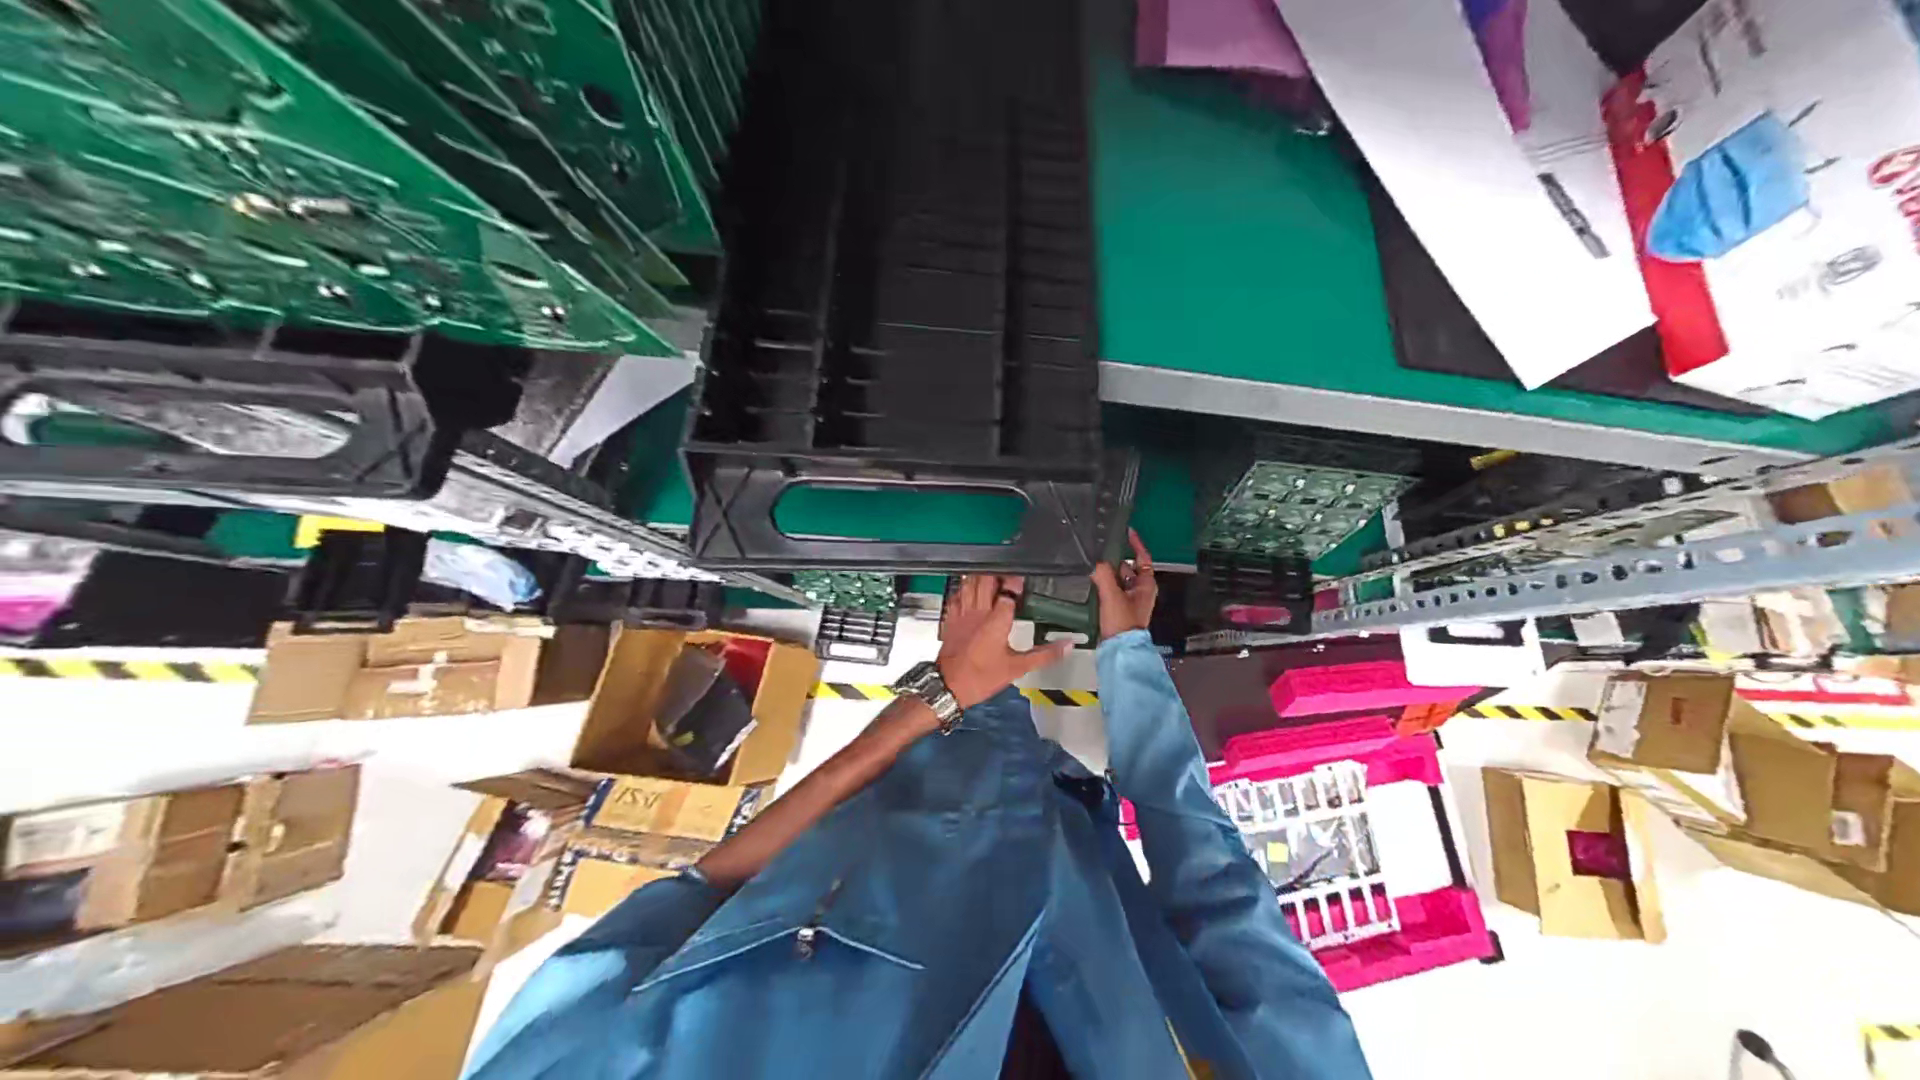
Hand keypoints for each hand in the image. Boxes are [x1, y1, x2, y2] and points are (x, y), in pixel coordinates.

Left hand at [937, 575, 1072, 707]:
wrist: (949, 686)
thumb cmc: (980, 677)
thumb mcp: (1017, 668)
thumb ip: (1044, 655)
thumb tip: (1066, 645)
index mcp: (996, 621)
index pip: (1008, 590)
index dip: (1017, 582)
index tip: (1024, 581)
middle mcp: (977, 611)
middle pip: (986, 579)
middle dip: (999, 574)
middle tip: (1009, 577)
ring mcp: (961, 613)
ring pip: (970, 582)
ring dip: (982, 577)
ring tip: (993, 579)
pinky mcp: (950, 618)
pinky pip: (957, 594)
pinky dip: (966, 588)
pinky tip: (972, 591)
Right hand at [1090, 530, 1156, 640]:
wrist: (1119, 648)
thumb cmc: (1123, 623)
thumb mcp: (1112, 594)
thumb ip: (1103, 574)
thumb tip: (1095, 561)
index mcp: (1146, 585)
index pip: (1143, 558)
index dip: (1136, 544)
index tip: (1128, 532)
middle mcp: (1140, 591)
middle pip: (1128, 567)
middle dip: (1115, 559)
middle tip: (1101, 549)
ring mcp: (1130, 600)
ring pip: (1118, 578)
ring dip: (1108, 572)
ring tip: (1093, 564)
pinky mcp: (1119, 608)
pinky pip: (1111, 589)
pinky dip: (1104, 584)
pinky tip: (1092, 581)